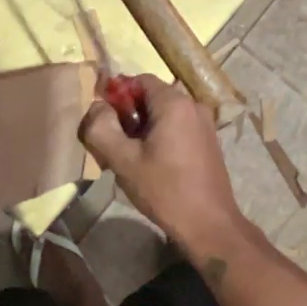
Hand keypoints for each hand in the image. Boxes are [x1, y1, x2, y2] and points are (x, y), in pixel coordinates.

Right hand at [79, 75, 245, 249]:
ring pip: (164, 115)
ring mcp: (205, 124)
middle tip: (114, 145)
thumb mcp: (123, 160)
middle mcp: (194, 106)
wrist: (209, 225)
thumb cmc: (165, 190)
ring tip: (131, 159)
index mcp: (175, 103)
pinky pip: (178, 128)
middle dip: (129, 116)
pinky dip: (161, 138)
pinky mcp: (209, 142)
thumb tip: (96, 107)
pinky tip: (152, 166)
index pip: (139, 80)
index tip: (104, 121)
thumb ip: (102, 128)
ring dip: (143, 130)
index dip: (117, 95)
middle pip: (152, 97)